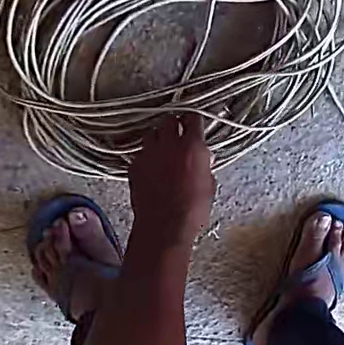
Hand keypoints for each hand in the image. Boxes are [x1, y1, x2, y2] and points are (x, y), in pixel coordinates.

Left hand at [127, 113, 214, 239]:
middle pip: (169, 120)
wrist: (164, 226)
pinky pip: (140, 152)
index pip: (193, 119)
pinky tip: (151, 164)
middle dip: (174, 122)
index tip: (194, 120)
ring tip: (163, 145)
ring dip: (158, 136)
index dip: (194, 118)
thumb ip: (204, 165)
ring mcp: (149, 153)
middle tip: (178, 129)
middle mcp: (169, 145)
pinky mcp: (135, 165)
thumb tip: (203, 160)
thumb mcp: (208, 185)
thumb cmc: (190, 210)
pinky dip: (146, 155)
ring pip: (151, 133)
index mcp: (192, 147)